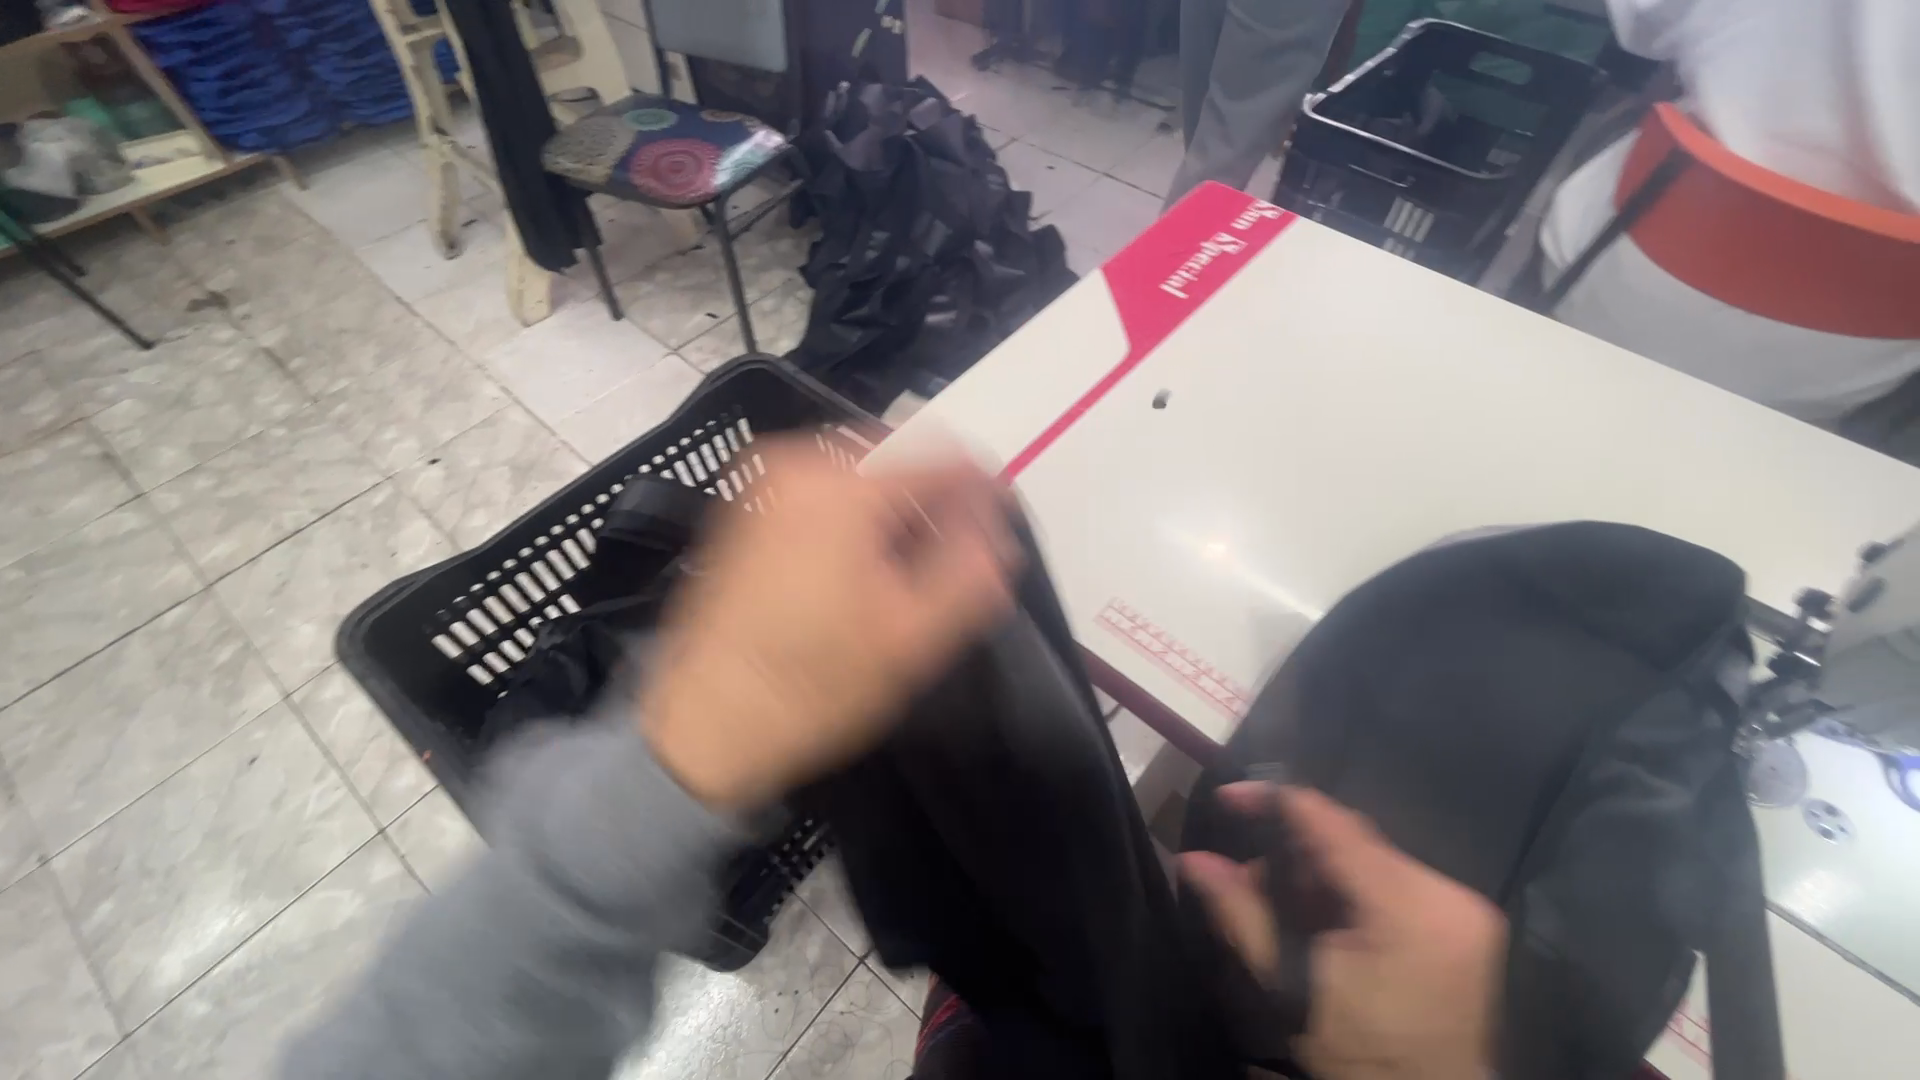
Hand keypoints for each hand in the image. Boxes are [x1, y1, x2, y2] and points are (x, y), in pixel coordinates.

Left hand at [639, 438, 1019, 811]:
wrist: (705, 726)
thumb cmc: (810, 688)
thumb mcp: (912, 638)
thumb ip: (971, 572)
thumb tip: (996, 534)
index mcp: (842, 486)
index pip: (941, 454)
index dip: (984, 485)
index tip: (1002, 520)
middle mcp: (796, 464)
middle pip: (899, 456)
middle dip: (938, 499)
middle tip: (960, 553)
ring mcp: (764, 485)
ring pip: (862, 473)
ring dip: (900, 508)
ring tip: (915, 567)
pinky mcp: (748, 511)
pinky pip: (825, 490)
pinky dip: (859, 514)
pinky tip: (867, 565)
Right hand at [1181, 785, 1505, 1079]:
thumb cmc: (1359, 1054)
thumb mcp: (1290, 986)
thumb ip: (1240, 912)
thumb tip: (1191, 861)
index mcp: (1408, 907)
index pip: (1331, 823)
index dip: (1273, 801)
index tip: (1226, 799)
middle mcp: (1445, 894)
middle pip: (1350, 841)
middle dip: (1291, 851)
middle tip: (1246, 876)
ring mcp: (1460, 909)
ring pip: (1367, 858)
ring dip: (1316, 871)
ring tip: (1277, 902)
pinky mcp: (1461, 924)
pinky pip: (1389, 880)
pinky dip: (1346, 889)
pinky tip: (1317, 915)